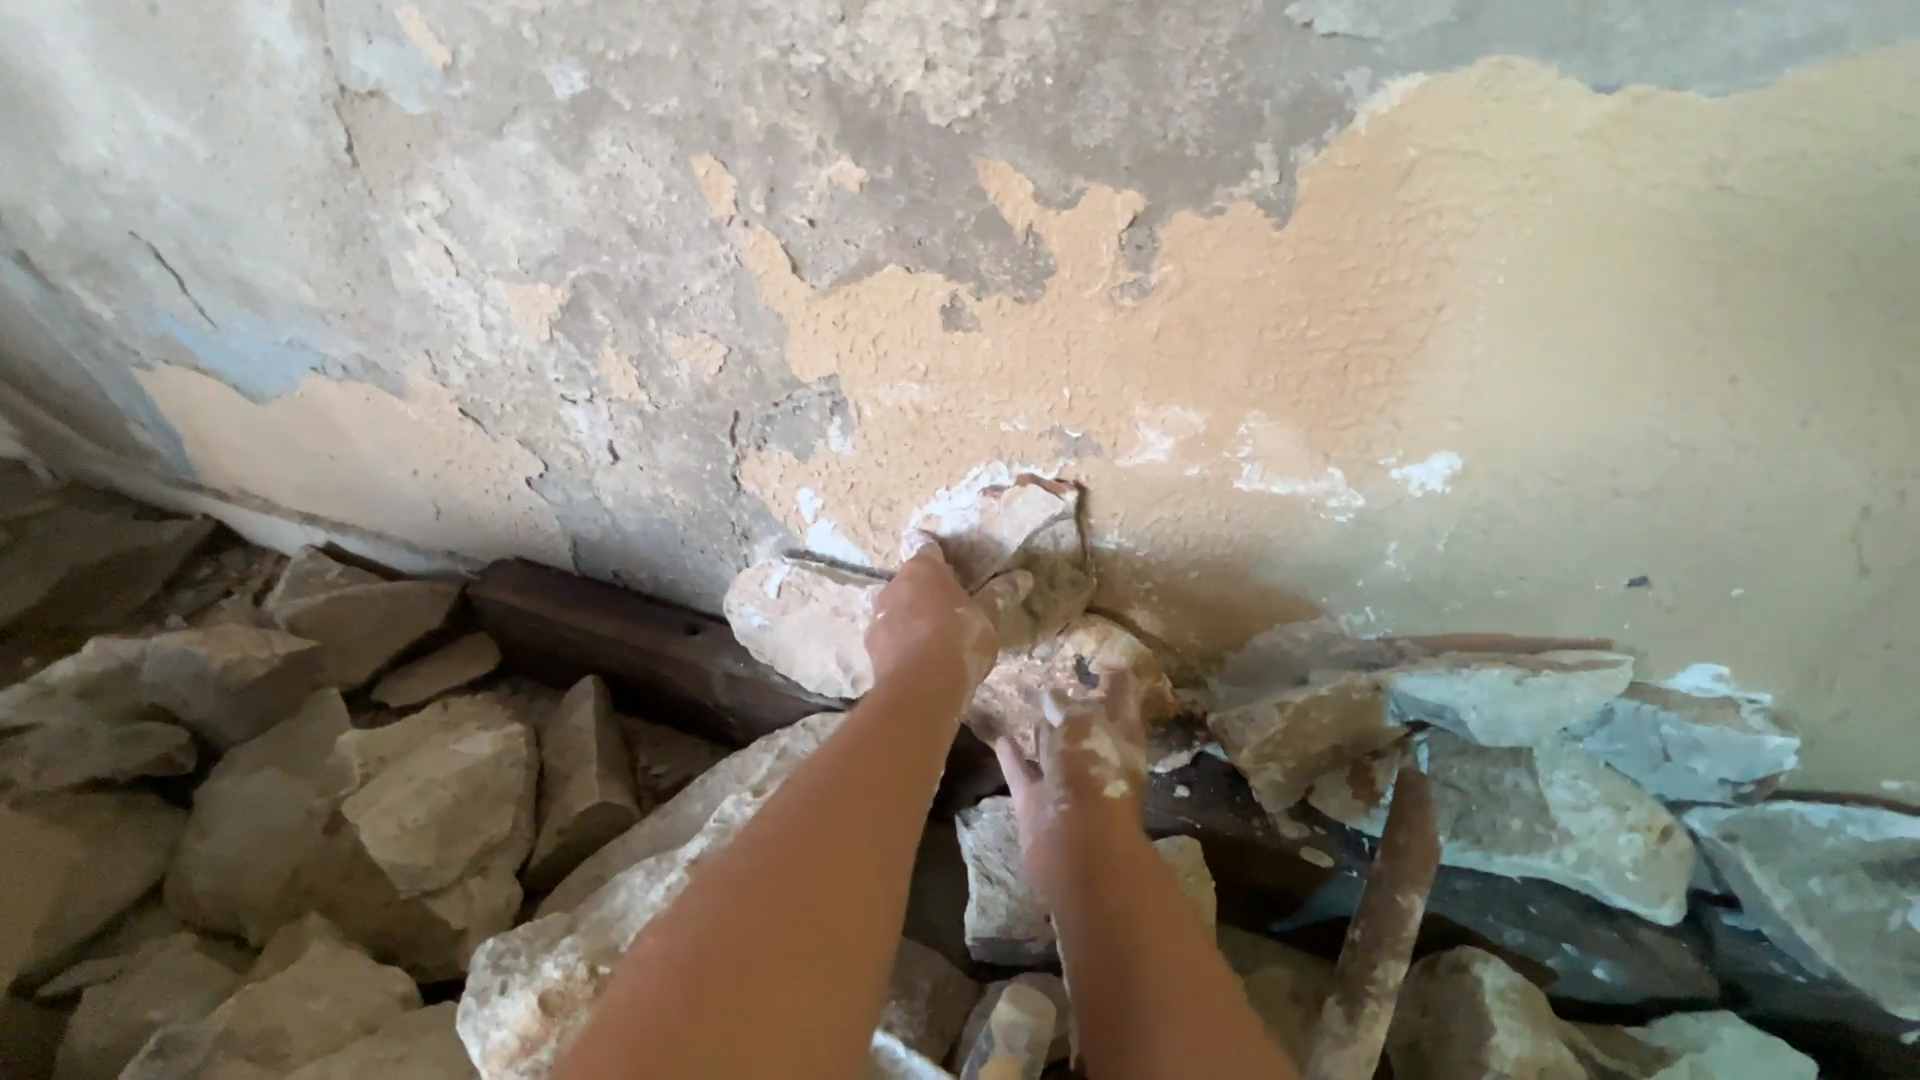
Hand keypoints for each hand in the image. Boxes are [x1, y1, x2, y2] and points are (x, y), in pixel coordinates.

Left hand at [865, 532, 1027, 710]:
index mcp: (922, 569)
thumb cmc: (959, 639)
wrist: (921, 687)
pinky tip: (917, 659)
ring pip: (895, 609)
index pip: (929, 550)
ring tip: (932, 638)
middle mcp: (893, 586)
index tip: (953, 570)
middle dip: (925, 591)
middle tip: (948, 609)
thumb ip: (999, 595)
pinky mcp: (870, 648)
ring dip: (910, 618)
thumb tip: (1023, 576)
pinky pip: (889, 637)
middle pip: (910, 581)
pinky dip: (900, 642)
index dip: (942, 559)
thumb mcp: (988, 617)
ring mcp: (877, 617)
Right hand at [993, 668, 1148, 878]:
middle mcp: (1097, 760)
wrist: (1076, 843)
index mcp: (1121, 738)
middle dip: (1074, 706)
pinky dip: (1013, 756)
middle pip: (1086, 726)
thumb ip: (1066, 709)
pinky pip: (1023, 771)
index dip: (1117, 680)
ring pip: (1053, 750)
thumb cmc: (1092, 773)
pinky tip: (1000, 737)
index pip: (1122, 699)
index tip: (1106, 660)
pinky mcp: (1038, 802)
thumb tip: (1051, 699)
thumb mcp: (1082, 725)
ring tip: (1029, 706)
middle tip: (1057, 682)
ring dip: (1043, 730)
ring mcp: (1067, 783)